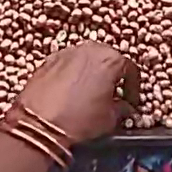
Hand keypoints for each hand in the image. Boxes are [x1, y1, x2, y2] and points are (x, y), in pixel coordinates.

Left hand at [15, 41, 138, 144]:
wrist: (38, 123)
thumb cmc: (79, 119)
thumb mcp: (109, 119)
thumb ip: (122, 108)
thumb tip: (124, 107)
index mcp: (111, 59)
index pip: (130, 70)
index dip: (133, 88)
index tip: (131, 102)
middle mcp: (90, 49)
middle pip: (108, 58)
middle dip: (112, 75)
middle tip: (112, 94)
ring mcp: (67, 52)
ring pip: (86, 58)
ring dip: (92, 72)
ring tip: (90, 92)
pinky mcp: (49, 59)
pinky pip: (68, 63)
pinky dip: (73, 73)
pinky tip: (70, 90)